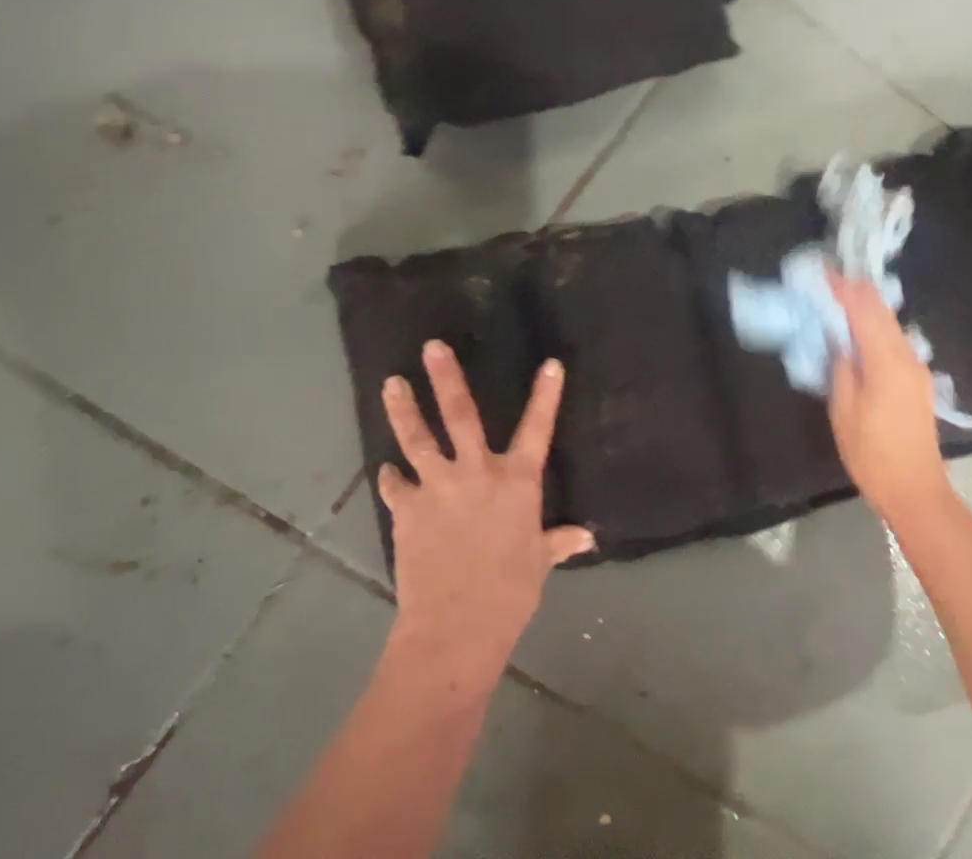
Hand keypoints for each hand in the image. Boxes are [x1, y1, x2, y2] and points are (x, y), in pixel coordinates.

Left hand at [378, 341, 595, 657]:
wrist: (457, 623)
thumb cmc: (510, 592)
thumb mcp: (539, 562)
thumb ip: (558, 541)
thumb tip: (585, 537)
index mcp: (518, 482)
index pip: (537, 428)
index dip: (546, 395)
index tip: (549, 364)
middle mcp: (477, 473)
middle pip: (460, 415)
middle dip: (446, 378)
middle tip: (432, 347)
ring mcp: (437, 487)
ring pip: (417, 438)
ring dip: (403, 409)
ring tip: (392, 382)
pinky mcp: (406, 509)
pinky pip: (395, 485)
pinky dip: (391, 476)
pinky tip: (386, 469)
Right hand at [827, 271, 955, 521]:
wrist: (915, 488)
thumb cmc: (873, 455)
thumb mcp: (844, 412)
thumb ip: (841, 369)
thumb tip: (840, 341)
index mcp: (888, 361)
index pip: (865, 310)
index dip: (843, 288)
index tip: (822, 273)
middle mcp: (907, 357)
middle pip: (882, 312)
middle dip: (855, 293)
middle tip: (827, 283)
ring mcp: (916, 369)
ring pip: (890, 326)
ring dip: (865, 311)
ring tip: (837, 304)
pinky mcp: (917, 381)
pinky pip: (894, 343)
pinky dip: (874, 330)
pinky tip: (857, 335)